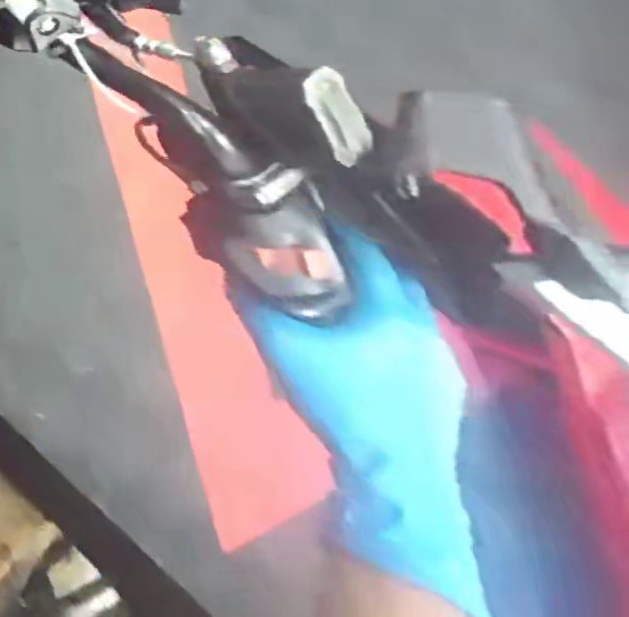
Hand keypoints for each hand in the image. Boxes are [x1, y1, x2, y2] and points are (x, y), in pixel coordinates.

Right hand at [236, 221, 488, 616]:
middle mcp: (426, 320)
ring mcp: (441, 348)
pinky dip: (383, 307)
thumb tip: (233, 268)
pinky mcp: (442, 372)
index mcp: (394, 309)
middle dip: (358, 251)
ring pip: (405, 297)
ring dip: (372, 281)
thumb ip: (256, 303)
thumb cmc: (337, 399)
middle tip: (317, 237)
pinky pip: (410, 321)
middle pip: (395, 270)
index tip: (313, 205)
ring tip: (334, 273)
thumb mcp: (281, 345)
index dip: (343, 224)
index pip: (373, 249)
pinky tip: (356, 317)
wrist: (394, 469)